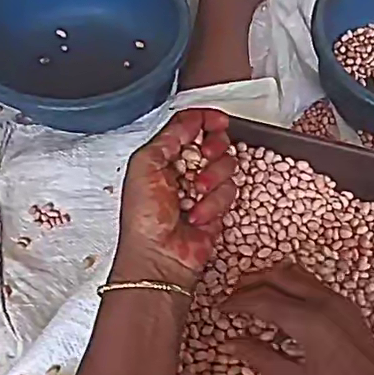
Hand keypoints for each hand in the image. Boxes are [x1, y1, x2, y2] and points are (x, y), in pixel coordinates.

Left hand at [110, 108, 237, 287]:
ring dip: (213, 178)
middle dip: (214, 147)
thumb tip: (191, 119)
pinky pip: (229, 192)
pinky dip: (214, 203)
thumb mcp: (145, 164)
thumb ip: (169, 137)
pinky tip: (197, 216)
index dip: (206, 120)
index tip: (218, 120)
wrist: (158, 255)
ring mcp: (203, 190)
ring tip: (196, 193)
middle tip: (206, 156)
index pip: (190, 127)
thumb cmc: (144, 218)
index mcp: (164, 156)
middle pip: (214, 143)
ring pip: (226, 167)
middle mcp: (185, 171)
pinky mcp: (217, 208)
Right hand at [219, 263, 373, 374]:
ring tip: (251, 294)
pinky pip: (309, 281)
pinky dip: (288, 283)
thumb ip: (259, 358)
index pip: (261, 300)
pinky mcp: (343, 302)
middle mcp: (320, 301)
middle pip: (276, 276)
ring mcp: (335, 298)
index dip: (237, 303)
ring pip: (294, 272)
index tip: (220, 310)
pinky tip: (279, 302)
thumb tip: (230, 342)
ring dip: (269, 278)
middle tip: (231, 298)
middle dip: (249, 283)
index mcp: (306, 321)